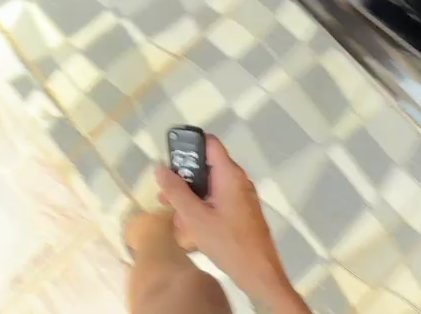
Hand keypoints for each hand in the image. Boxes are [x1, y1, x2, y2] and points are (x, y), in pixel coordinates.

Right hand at [154, 136, 302, 310]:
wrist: (261, 277)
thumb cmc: (229, 243)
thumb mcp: (196, 218)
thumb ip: (176, 192)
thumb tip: (159, 168)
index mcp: (229, 175)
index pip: (209, 143)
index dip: (189, 144)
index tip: (171, 156)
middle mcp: (238, 181)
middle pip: (207, 166)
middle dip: (184, 177)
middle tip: (166, 190)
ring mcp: (242, 198)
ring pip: (211, 186)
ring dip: (191, 195)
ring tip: (173, 212)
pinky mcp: (243, 213)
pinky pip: (219, 200)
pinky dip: (203, 206)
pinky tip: (190, 225)